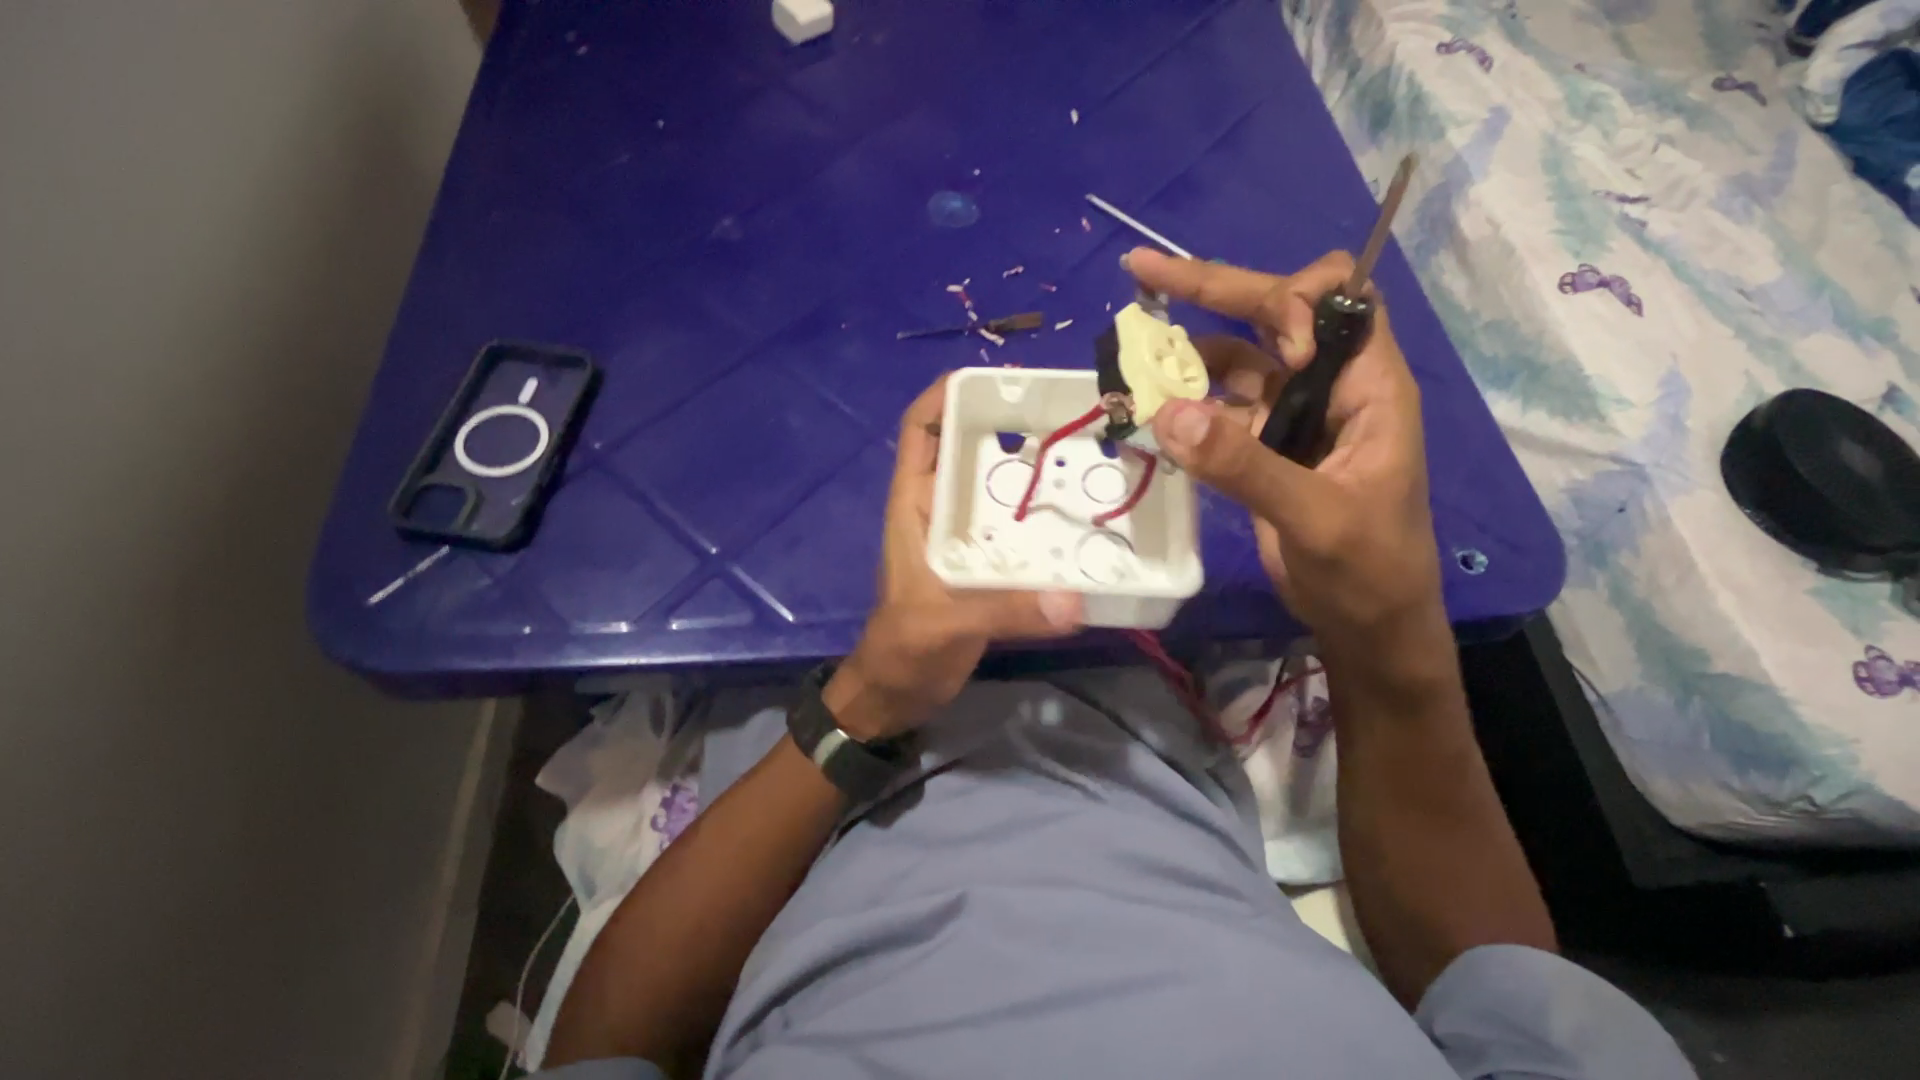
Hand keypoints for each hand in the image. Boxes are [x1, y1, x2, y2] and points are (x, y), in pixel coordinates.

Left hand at [829, 376, 1083, 738]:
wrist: (896, 696)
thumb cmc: (902, 650)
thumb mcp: (944, 625)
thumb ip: (1003, 611)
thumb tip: (1073, 600)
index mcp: (914, 506)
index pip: (920, 431)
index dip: (944, 395)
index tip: (994, 376)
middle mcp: (938, 512)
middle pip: (968, 450)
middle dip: (1007, 425)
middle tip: (1067, 414)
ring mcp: (962, 540)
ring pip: (995, 488)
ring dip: (1031, 471)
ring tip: (1086, 454)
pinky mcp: (984, 568)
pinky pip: (1016, 529)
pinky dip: (1042, 518)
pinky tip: (1082, 518)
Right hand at [1124, 248, 1444, 668]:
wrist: (1368, 626)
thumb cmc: (1368, 570)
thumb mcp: (1316, 518)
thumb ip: (1244, 466)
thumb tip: (1168, 412)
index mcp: (1368, 387)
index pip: (1339, 302)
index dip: (1293, 298)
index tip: (1256, 335)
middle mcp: (1330, 389)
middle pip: (1273, 315)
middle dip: (1212, 291)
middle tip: (1141, 275)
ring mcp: (1292, 418)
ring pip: (1237, 361)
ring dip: (1186, 354)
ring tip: (1130, 359)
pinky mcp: (1262, 449)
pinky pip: (1218, 410)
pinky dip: (1183, 404)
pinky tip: (1146, 409)